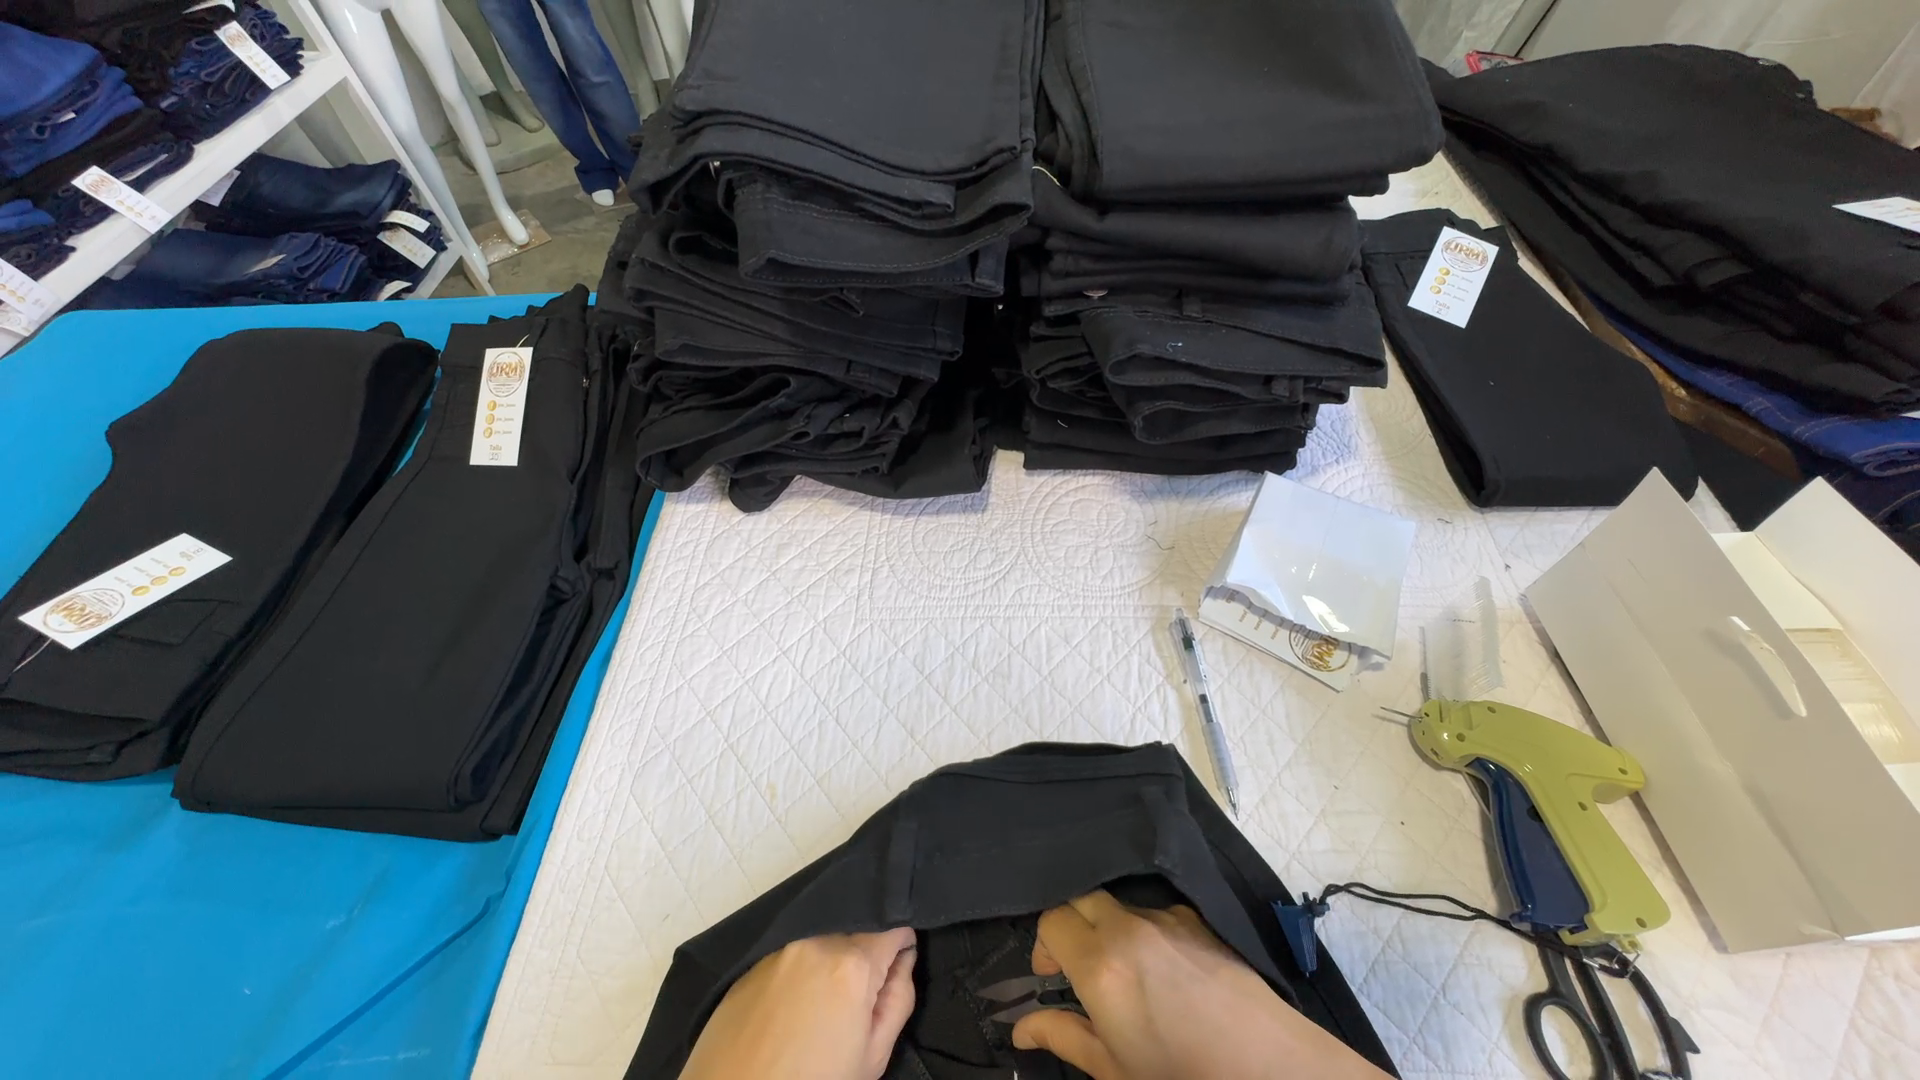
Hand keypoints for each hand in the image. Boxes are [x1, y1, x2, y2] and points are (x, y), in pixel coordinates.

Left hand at [679, 927, 917, 1079]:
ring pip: (823, 941)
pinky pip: (792, 954)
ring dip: (831, 962)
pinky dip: (801, 971)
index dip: (902, 946)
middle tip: (857, 1001)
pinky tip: (793, 1007)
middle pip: (857, 932)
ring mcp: (781, 948)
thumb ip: (899, 999)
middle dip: (865, 956)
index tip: (897, 970)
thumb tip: (903, 960)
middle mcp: (816, 942)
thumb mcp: (873, 1056)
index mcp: (852, 963)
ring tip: (821, 1007)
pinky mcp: (753, 962)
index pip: (894, 928)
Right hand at [1011, 891, 1390, 1079]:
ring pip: (1117, 903)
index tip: (1050, 974)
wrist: (1268, 1066)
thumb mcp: (1114, 1069)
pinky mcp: (1197, 919)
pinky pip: (1155, 911)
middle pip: (1080, 897)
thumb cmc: (1181, 1076)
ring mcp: (1166, 918)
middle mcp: (1128, 927)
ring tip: (1122, 972)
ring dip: (1106, 925)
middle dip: (1069, 923)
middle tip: (1076, 965)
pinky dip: (1143, 930)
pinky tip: (1163, 971)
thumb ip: (1064, 1037)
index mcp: (1099, 963)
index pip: (1051, 919)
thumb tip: (1021, 1027)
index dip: (1043, 943)